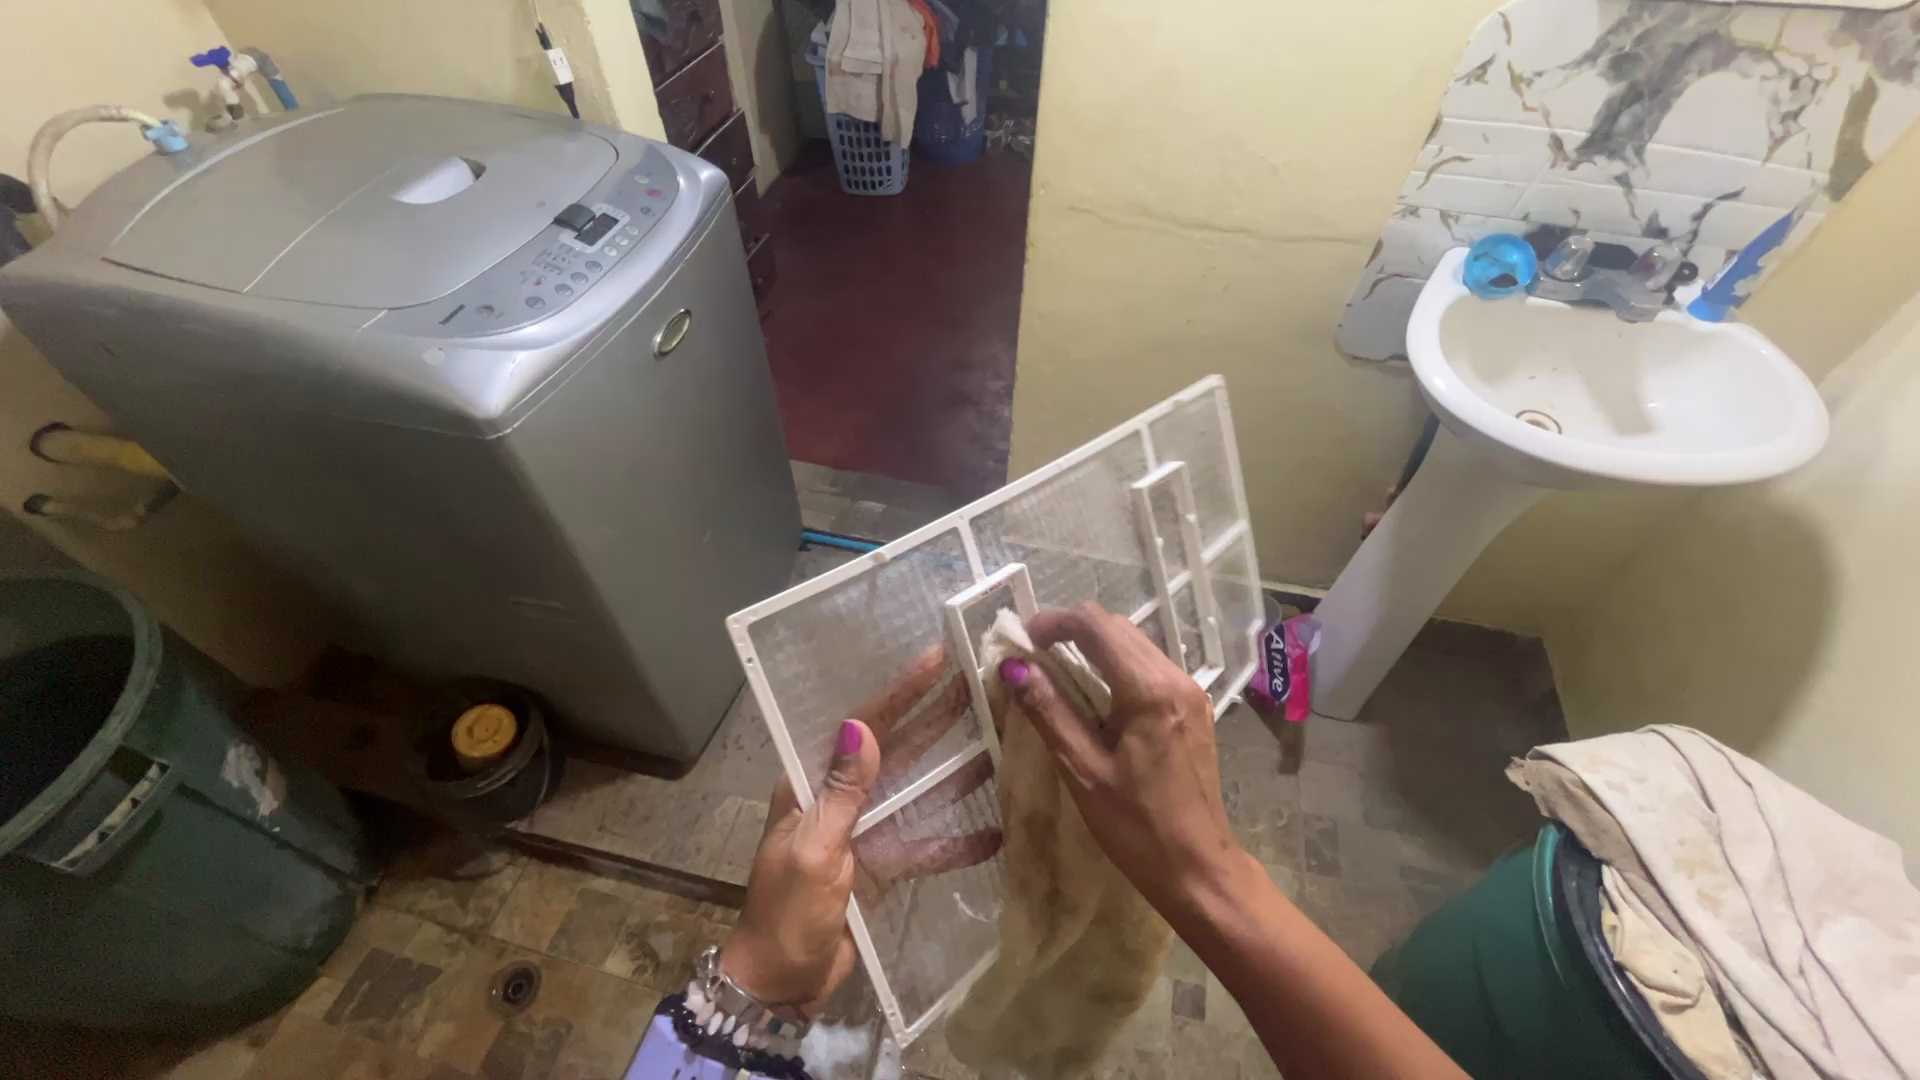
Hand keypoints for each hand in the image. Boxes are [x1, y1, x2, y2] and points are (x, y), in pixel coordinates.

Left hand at [721, 649, 1002, 1015]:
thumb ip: (841, 791)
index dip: (900, 693)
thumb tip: (858, 726)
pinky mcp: (883, 863)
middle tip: (976, 686)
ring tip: (996, 743)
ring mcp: (866, 830)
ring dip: (954, 772)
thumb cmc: (788, 913)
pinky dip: (955, 842)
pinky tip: (994, 833)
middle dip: (935, 718)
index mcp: (813, 785)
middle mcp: (841, 798)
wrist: (780, 985)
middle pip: (896, 750)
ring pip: (917, 791)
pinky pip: (925, 844)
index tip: (935, 660)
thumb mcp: (814, 849)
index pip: (862, 727)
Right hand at [1001, 603, 1248, 915]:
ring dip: (1092, 644)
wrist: (1199, 870)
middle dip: (1070, 630)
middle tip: (1031, 654)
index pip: (1096, 626)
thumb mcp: (1083, 771)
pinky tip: (1092, 692)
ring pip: (1133, 642)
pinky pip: (1147, 665)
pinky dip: (1114, 663)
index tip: (1022, 641)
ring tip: (1054, 670)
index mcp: (1149, 691)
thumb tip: (1013, 666)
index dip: (1053, 622)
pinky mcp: (1193, 706)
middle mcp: (1175, 678)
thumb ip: (1049, 711)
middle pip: (1116, 626)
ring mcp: (1189, 690)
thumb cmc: (1137, 828)